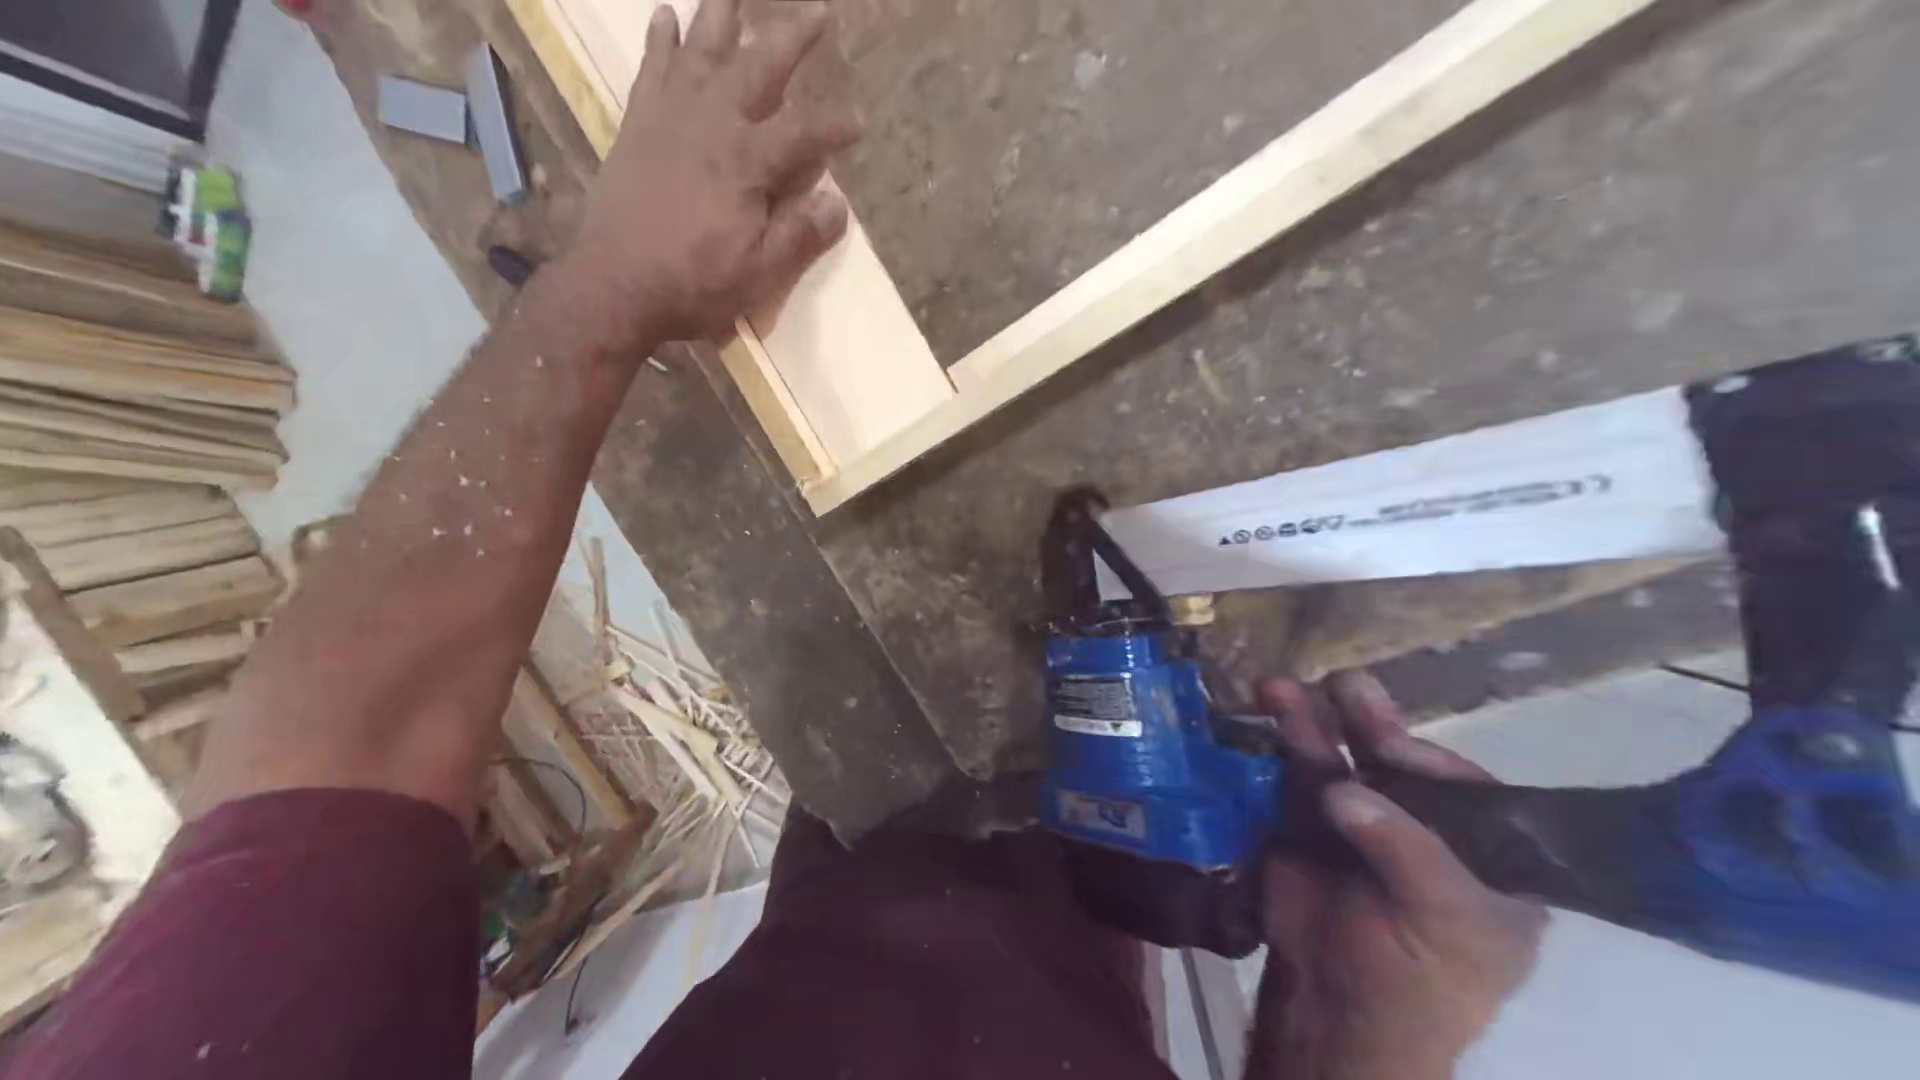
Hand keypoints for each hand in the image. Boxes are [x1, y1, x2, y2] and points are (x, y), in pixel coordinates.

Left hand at [561, 0, 859, 347]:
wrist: (617, 285)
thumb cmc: (695, 284)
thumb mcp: (761, 273)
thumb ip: (800, 234)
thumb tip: (837, 202)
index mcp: (746, 161)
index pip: (804, 132)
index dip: (835, 126)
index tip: (859, 123)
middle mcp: (711, 123)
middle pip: (758, 67)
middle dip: (792, 38)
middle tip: (819, 12)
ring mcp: (670, 117)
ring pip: (701, 50)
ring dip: (723, 15)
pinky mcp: (638, 124)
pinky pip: (652, 67)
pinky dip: (662, 39)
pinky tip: (667, 16)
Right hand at [1246, 672, 1545, 1079]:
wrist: (1331, 1006)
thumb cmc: (1417, 978)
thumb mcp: (1443, 922)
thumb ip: (1405, 850)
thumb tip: (1342, 789)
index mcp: (1477, 850)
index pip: (1461, 787)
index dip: (1425, 759)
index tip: (1390, 747)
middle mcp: (1415, 821)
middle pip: (1390, 759)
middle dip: (1364, 720)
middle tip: (1342, 685)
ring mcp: (1353, 817)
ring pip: (1334, 757)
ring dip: (1307, 719)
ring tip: (1278, 688)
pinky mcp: (1301, 817)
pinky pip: (1291, 774)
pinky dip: (1276, 744)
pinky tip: (1263, 715)